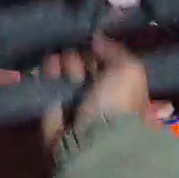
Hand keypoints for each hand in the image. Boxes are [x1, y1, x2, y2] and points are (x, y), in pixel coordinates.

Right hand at [40, 34, 150, 149]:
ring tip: (63, 60)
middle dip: (80, 54)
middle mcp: (99, 93)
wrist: (91, 139)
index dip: (99, 48)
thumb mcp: (129, 71)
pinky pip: (50, 81)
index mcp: (121, 87)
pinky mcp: (52, 107)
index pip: (107, 60)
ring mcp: (74, 100)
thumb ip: (115, 50)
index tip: (92, 39)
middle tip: (77, 53)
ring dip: (64, 61)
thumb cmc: (116, 103)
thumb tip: (98, 38)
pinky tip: (49, 64)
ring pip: (66, 69)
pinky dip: (48, 71)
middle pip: (84, 62)